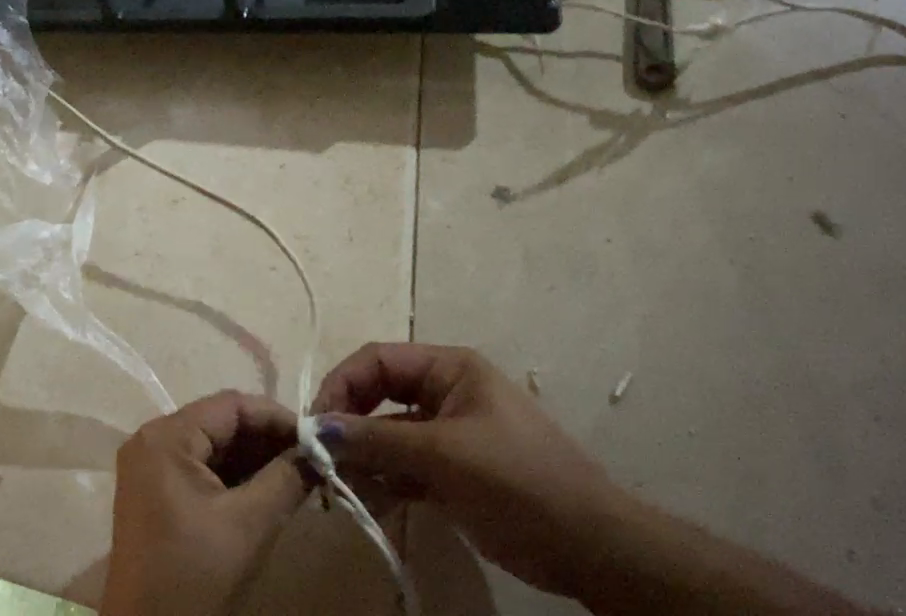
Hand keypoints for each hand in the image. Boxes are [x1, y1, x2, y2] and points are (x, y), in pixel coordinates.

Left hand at [101, 391, 315, 615]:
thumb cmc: (195, 574)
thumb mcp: (249, 524)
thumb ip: (287, 478)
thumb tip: (323, 449)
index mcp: (166, 436)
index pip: (231, 405)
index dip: (278, 417)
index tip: (318, 439)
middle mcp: (152, 440)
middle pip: (221, 422)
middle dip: (269, 439)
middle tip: (314, 459)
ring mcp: (150, 467)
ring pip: (214, 446)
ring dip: (256, 459)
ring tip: (301, 474)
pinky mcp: (155, 493)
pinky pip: (202, 468)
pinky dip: (236, 476)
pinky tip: (271, 489)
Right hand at [310, 343, 625, 599]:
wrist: (590, 546)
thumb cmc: (518, 480)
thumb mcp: (444, 454)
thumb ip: (378, 439)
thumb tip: (318, 428)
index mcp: (449, 369)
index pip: (378, 360)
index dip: (342, 384)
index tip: (315, 423)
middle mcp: (444, 393)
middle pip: (378, 395)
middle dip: (348, 423)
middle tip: (320, 457)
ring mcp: (447, 434)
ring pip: (387, 434)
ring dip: (361, 457)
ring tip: (337, 486)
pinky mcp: (450, 473)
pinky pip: (402, 467)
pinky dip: (381, 480)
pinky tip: (363, 500)